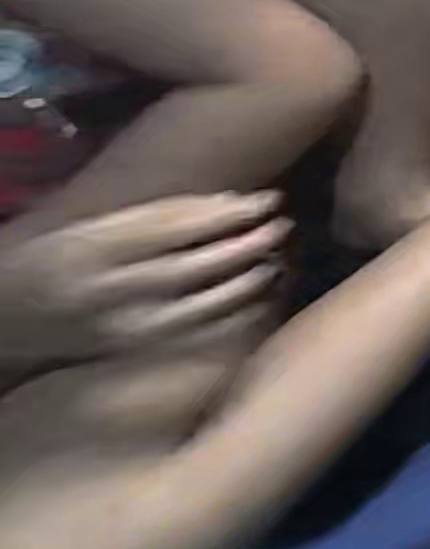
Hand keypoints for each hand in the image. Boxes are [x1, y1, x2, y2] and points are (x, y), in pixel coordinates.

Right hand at [0, 192, 288, 365]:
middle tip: (283, 225)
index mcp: (87, 253)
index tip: (272, 199)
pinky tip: (265, 290)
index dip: (231, 213)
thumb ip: (174, 212)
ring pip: (212, 302)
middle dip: (253, 242)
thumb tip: (250, 202)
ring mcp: (124, 327)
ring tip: (275, 256)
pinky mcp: (142, 348)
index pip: (171, 230)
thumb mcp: (104, 227)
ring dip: (258, 275)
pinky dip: (250, 308)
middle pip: (197, 266)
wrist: (8, 322)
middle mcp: (103, 294)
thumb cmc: (75, 260)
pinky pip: (211, 331)